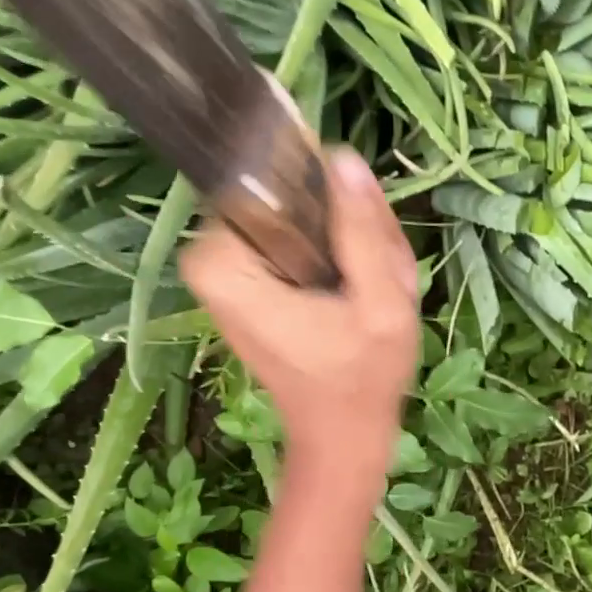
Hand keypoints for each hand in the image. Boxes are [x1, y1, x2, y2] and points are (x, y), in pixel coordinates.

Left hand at [182, 149, 418, 464]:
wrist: (344, 432)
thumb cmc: (362, 376)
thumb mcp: (381, 304)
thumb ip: (364, 232)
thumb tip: (344, 159)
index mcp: (224, 262)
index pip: (281, 185)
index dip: (336, 204)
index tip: (371, 244)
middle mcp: (210, 259)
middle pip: (294, 202)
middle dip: (348, 232)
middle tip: (380, 280)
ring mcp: (226, 270)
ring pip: (303, 221)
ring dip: (350, 248)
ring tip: (374, 292)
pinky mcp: (246, 282)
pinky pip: (299, 243)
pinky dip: (337, 263)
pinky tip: (362, 295)